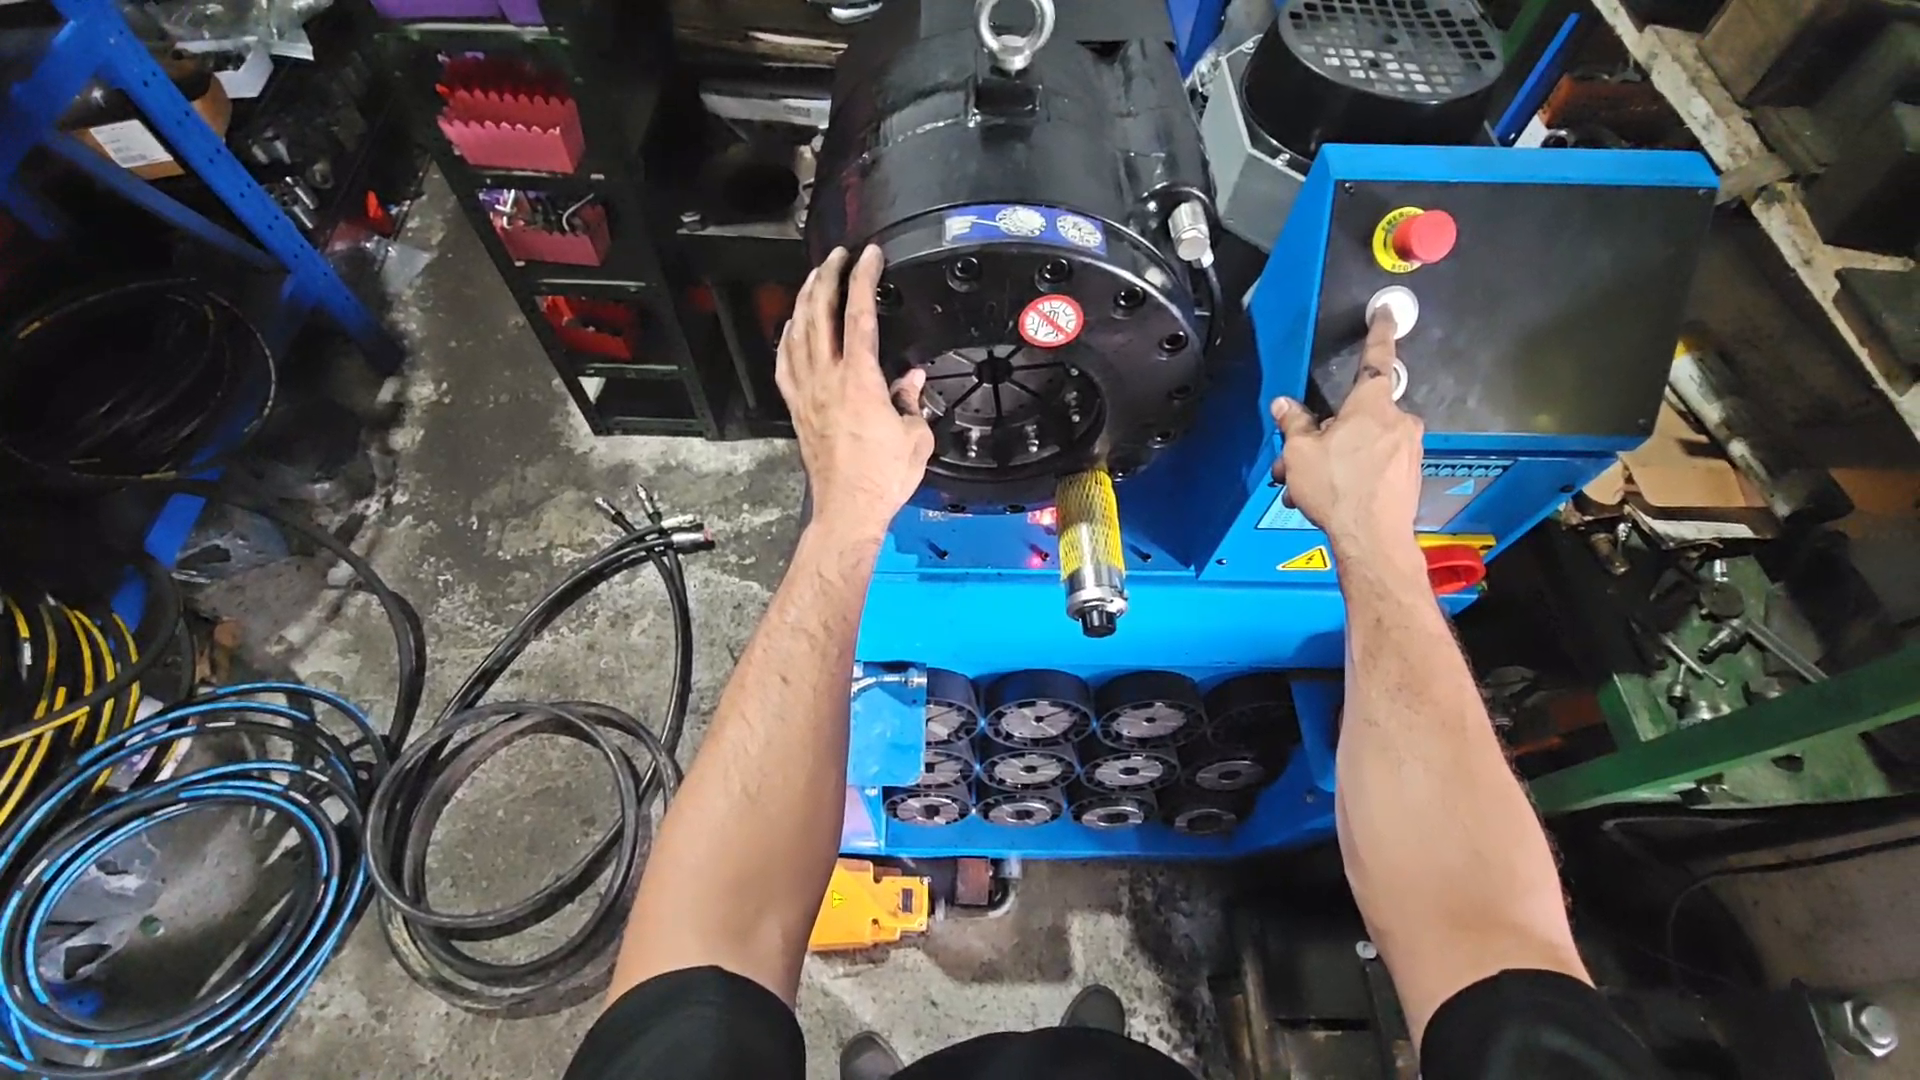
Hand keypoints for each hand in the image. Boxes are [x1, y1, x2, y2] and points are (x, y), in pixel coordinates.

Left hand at [777, 245, 933, 540]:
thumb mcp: (914, 436)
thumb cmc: (882, 478)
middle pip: (820, 312)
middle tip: (838, 257)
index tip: (870, 256)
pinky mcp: (797, 410)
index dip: (864, 278)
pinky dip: (786, 338)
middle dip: (827, 276)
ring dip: (805, 299)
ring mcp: (807, 393)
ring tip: (814, 279)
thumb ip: (911, 400)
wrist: (849, 508)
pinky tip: (790, 327)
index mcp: (860, 380)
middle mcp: (827, 379)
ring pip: (798, 332)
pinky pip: (784, 364)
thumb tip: (910, 381)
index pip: (860, 314)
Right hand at [1270, 312, 1422, 561]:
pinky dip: (1351, 473)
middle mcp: (1397, 422)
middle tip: (1299, 456)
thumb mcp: (1300, 452)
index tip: (1386, 313)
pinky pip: (1375, 463)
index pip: (1376, 359)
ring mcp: (1407, 449)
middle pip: (1358, 414)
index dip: (1379, 333)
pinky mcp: (1408, 474)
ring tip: (1308, 485)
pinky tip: (1330, 495)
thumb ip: (1293, 423)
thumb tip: (1285, 406)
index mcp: (1371, 406)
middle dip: (1327, 432)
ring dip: (1334, 457)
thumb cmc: (1337, 491)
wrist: (1371, 539)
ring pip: (1364, 442)